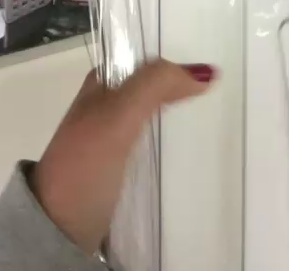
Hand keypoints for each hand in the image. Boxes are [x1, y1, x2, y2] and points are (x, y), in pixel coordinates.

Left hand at [30, 60, 213, 253]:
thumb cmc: (83, 164)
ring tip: (226, 128)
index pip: (147, 61)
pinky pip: (160, 155)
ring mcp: (118, 144)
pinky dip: (180, 153)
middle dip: (188, 93)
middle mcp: (109, 109)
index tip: (218, 66)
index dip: (178, 58)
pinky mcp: (127, 175)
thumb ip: (152, 87)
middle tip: (231, 99)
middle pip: (156, 92)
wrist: (58, 230)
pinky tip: (202, 160)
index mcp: (102, 86)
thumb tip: (204, 72)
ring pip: (161, 124)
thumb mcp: (116, 117)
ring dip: (187, 124)